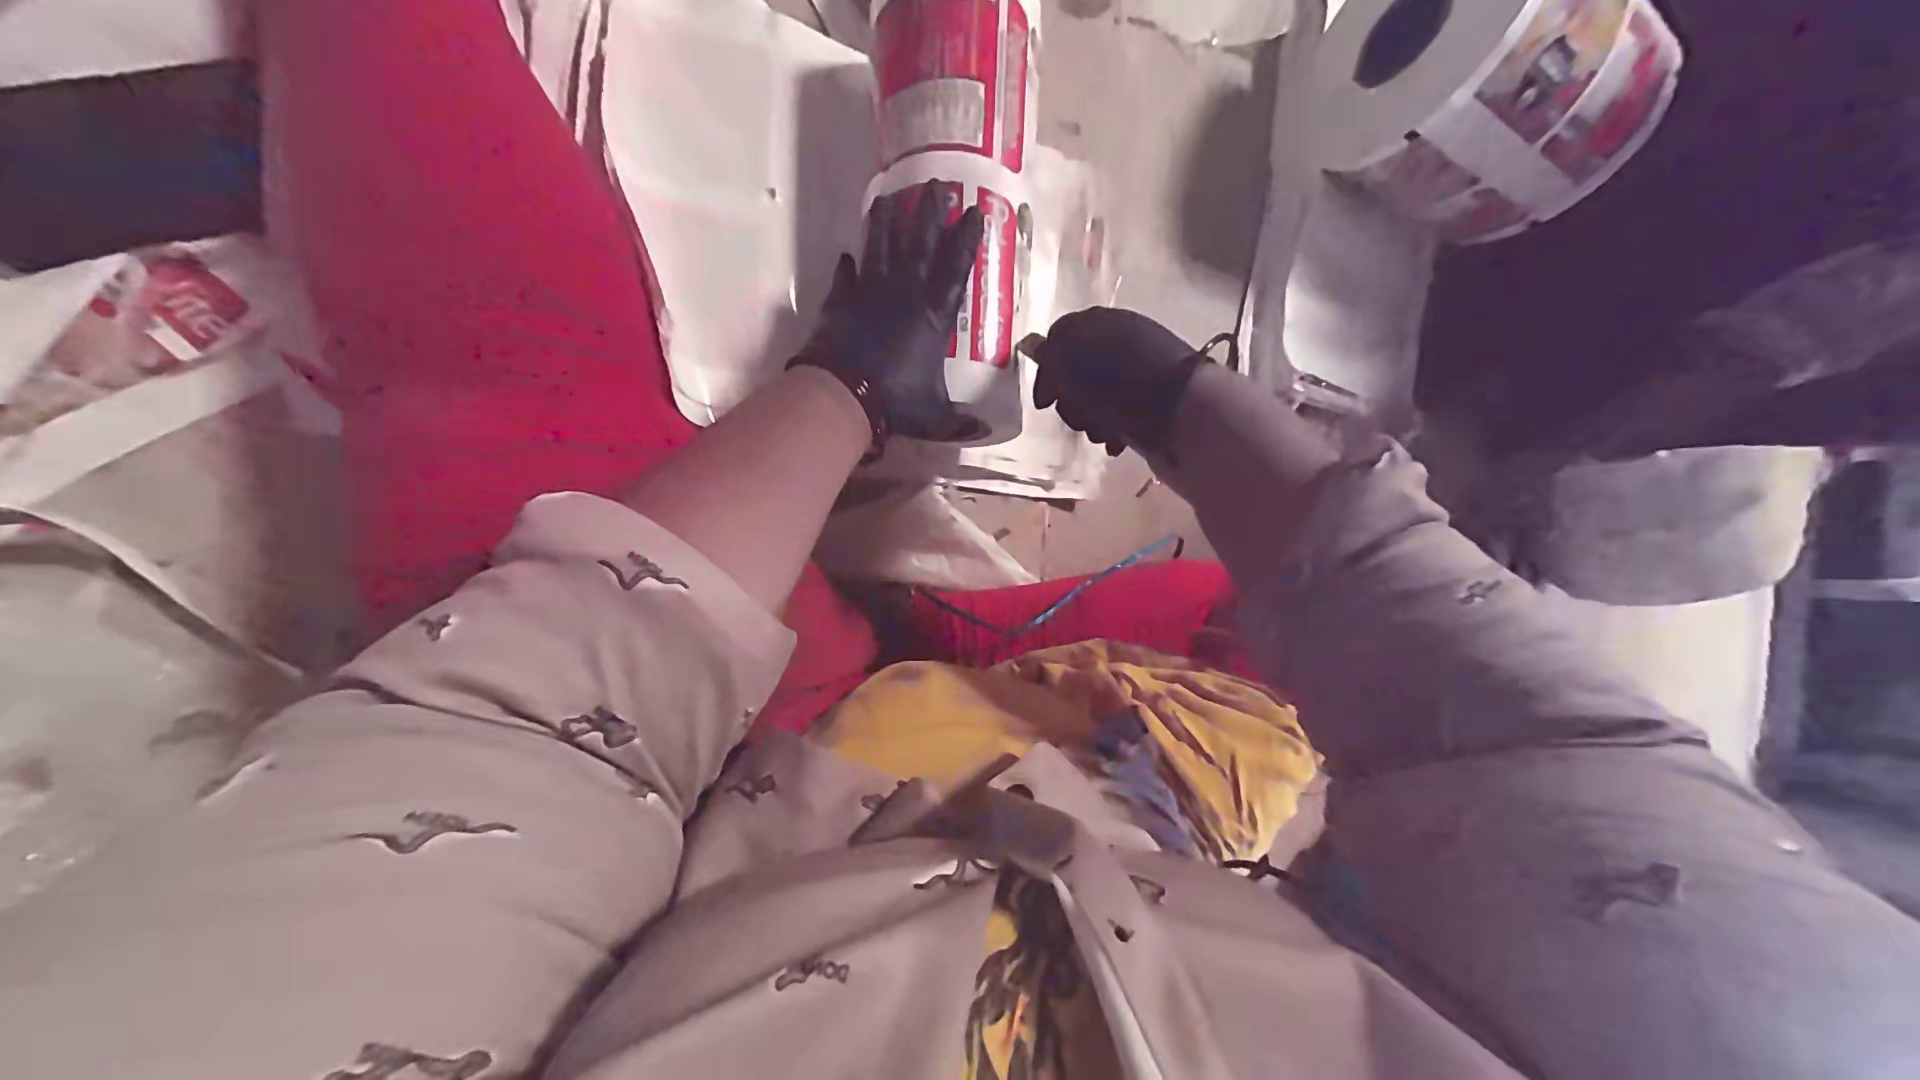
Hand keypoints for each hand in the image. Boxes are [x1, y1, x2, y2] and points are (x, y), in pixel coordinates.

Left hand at [793, 183, 987, 444]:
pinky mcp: (840, 302)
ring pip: (879, 246)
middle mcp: (904, 293)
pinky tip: (846, 255)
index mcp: (933, 315)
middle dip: (929, 212)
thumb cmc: (896, 402)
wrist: (844, 395)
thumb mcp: (934, 416)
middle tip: (935, 185)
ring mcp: (869, 293)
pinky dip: (846, 267)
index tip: (975, 211)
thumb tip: (983, 432)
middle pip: (919, 243)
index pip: (955, 267)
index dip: (967, 238)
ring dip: (884, 222)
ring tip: (887, 196)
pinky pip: (844, 278)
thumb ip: (959, 421)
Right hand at [1032, 307, 1205, 456]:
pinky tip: (1115, 441)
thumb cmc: (1115, 383)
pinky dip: (1112, 427)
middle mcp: (1119, 341)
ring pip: (1097, 397)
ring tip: (1100, 434)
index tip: (1044, 403)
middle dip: (1070, 401)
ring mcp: (1138, 371)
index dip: (1047, 373)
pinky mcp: (1153, 400)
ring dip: (1090, 419)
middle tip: (1077, 418)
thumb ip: (1048, 351)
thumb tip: (1030, 345)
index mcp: (1098, 322)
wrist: (1179, 411)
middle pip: (1076, 374)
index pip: (1059, 341)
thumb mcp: (1069, 360)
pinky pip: (1119, 414)